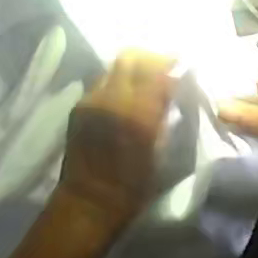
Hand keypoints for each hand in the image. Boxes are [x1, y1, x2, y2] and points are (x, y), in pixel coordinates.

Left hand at [55, 52, 176, 231]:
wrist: (88, 200)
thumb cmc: (132, 186)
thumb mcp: (158, 150)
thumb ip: (162, 113)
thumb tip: (169, 87)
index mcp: (136, 112)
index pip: (154, 69)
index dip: (169, 62)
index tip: (179, 65)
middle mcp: (110, 98)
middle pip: (128, 57)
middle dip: (148, 58)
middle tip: (162, 68)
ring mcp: (90, 99)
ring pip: (112, 68)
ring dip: (131, 70)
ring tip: (144, 84)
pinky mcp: (78, 106)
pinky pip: (100, 84)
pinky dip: (116, 84)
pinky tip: (125, 99)